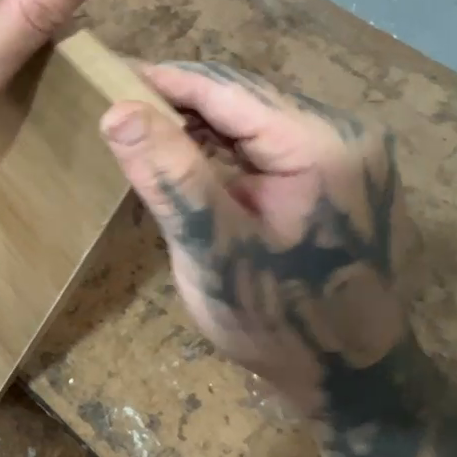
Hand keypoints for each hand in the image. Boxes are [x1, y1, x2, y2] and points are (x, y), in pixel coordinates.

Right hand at [96, 62, 418, 417]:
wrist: (355, 380)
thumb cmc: (282, 321)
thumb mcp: (214, 251)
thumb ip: (169, 177)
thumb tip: (116, 109)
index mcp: (322, 142)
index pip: (225, 87)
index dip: (159, 79)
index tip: (101, 76)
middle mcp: (342, 131)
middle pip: (239, 94)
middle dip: (174, 98)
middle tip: (111, 106)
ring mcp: (345, 150)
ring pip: (249, 113)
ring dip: (192, 119)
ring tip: (136, 130)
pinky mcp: (336, 169)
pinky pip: (263, 138)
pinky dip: (217, 142)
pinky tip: (182, 158)